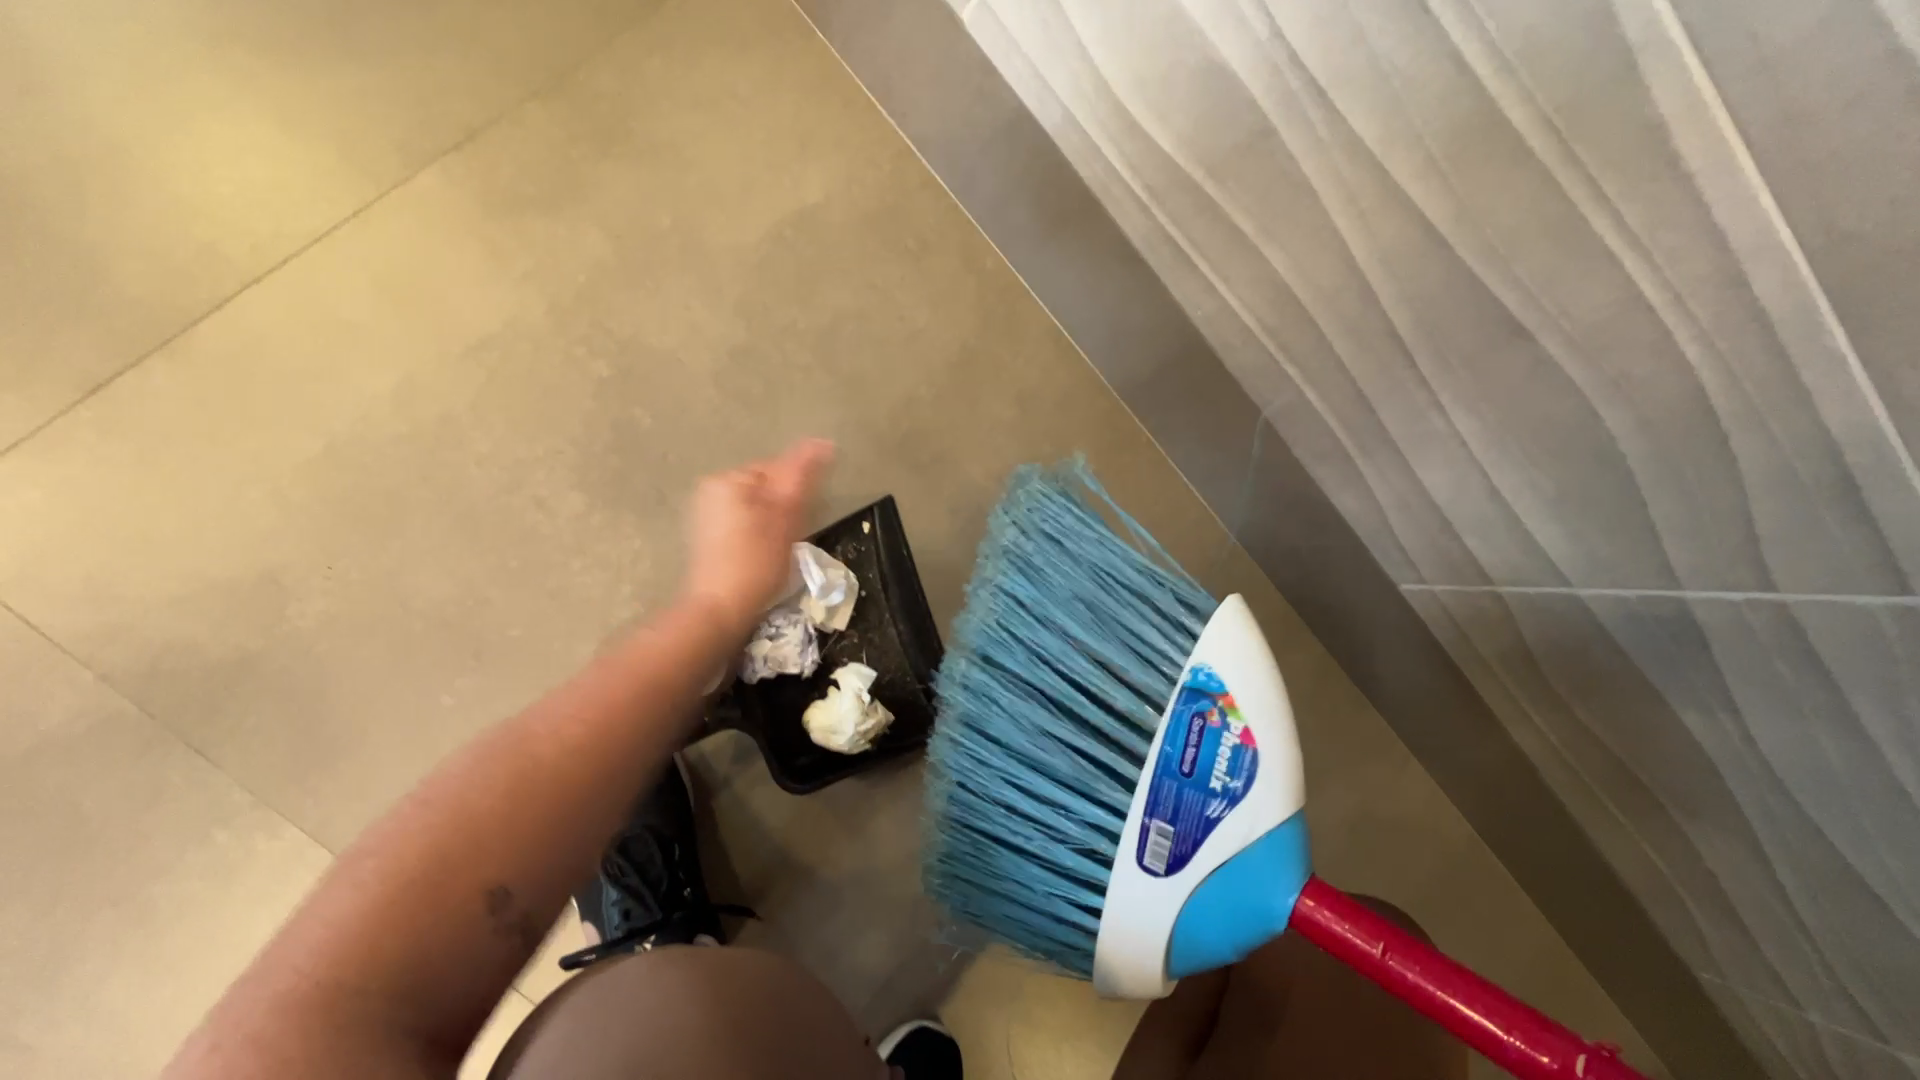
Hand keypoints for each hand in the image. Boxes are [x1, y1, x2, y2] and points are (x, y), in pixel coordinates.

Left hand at [682, 438, 835, 631]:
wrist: (719, 610)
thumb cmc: (756, 563)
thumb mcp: (786, 518)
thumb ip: (802, 477)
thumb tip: (823, 443)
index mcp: (730, 479)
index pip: (779, 468)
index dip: (798, 494)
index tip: (804, 520)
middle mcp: (712, 489)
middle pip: (766, 487)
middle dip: (784, 507)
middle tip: (792, 537)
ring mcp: (705, 512)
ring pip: (756, 507)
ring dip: (773, 521)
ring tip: (778, 549)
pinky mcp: (706, 536)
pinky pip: (742, 523)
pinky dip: (757, 534)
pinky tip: (762, 556)